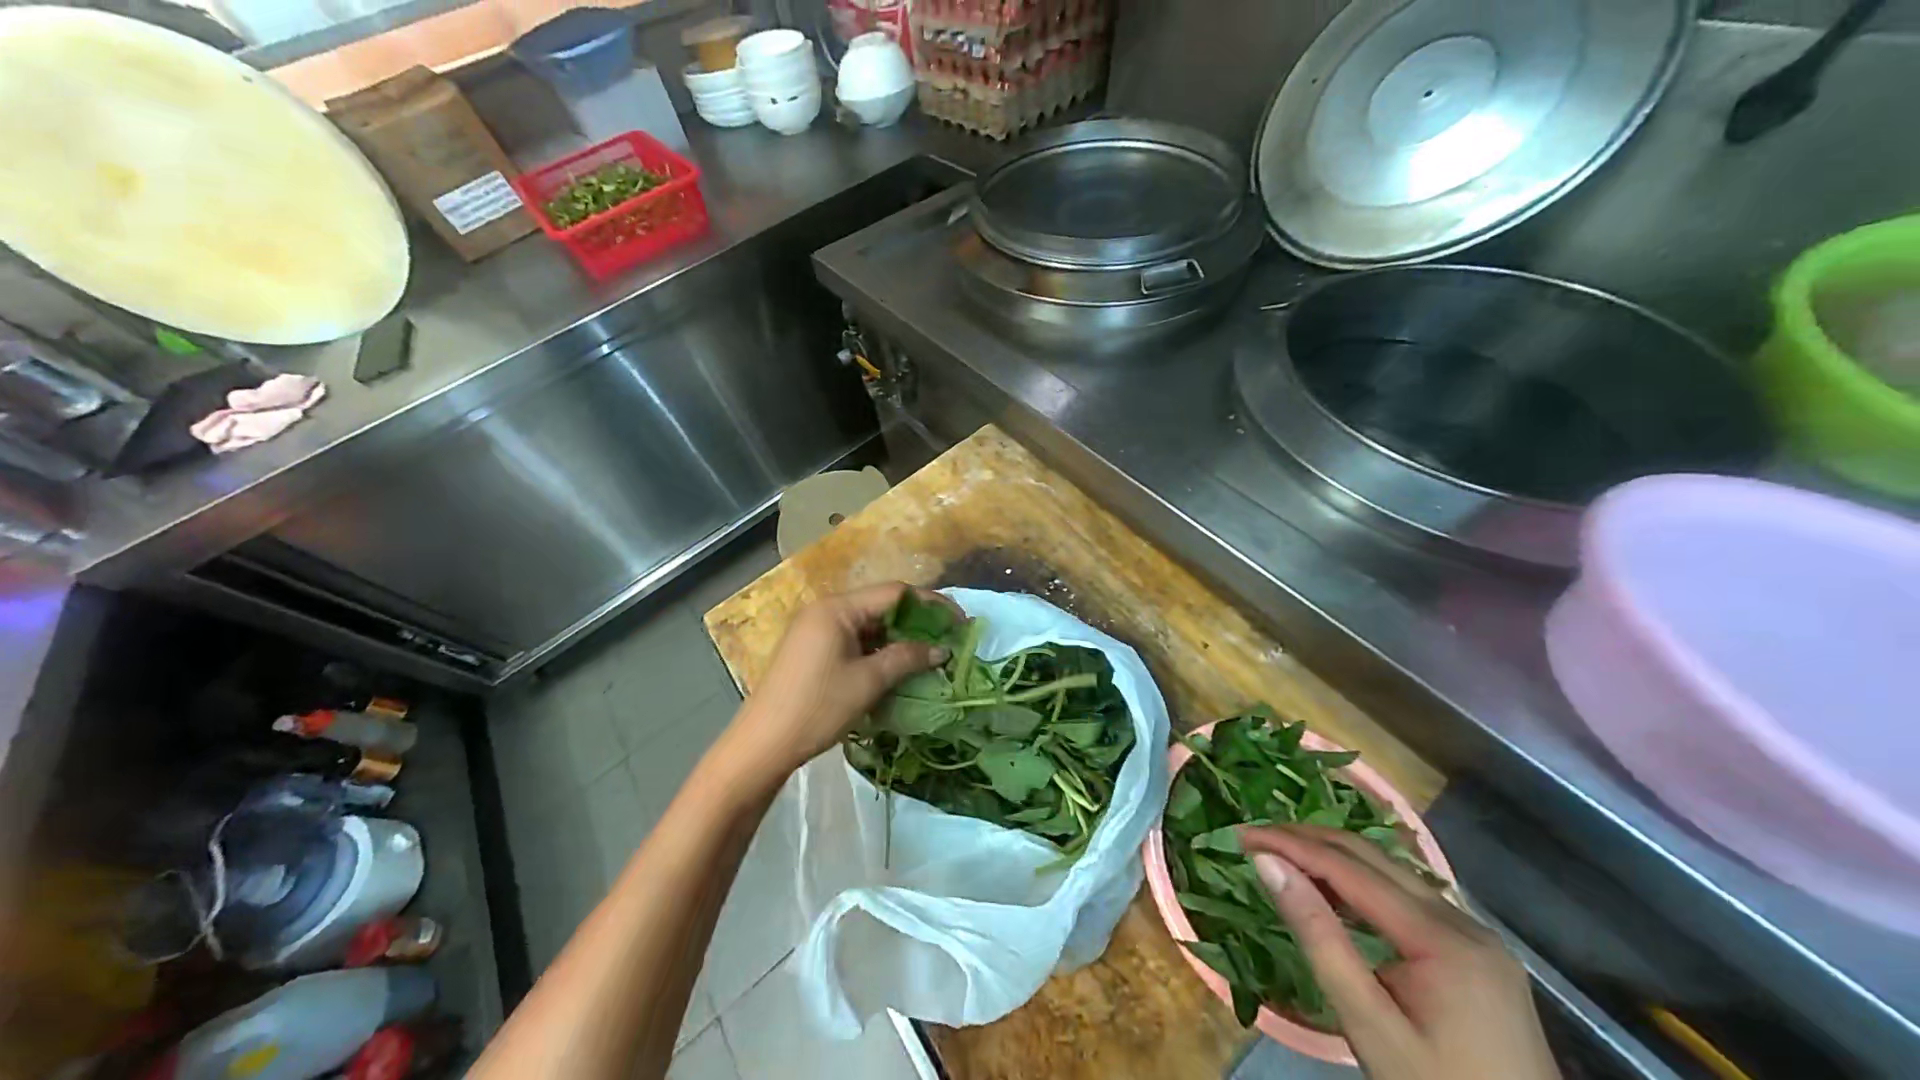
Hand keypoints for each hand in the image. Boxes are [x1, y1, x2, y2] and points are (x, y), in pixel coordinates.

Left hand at [722, 584, 951, 784]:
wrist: (762, 745)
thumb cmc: (817, 708)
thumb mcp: (868, 682)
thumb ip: (906, 658)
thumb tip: (941, 649)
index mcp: (837, 609)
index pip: (894, 593)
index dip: (931, 604)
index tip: (959, 623)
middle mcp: (825, 610)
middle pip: (880, 605)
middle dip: (916, 622)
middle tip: (946, 641)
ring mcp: (815, 630)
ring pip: (867, 624)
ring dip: (897, 638)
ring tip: (926, 657)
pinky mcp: (811, 650)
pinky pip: (853, 640)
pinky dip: (877, 650)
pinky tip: (895, 668)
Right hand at [1240, 825, 1560, 1079]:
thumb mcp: (1369, 1024)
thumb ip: (1319, 939)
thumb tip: (1267, 864)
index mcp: (1442, 938)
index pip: (1350, 868)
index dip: (1291, 845)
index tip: (1241, 835)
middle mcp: (1464, 921)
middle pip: (1374, 858)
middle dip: (1309, 840)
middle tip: (1254, 837)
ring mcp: (1476, 935)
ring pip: (1392, 873)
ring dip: (1334, 859)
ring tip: (1281, 858)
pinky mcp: (1477, 952)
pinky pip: (1409, 898)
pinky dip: (1362, 886)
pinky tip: (1333, 894)